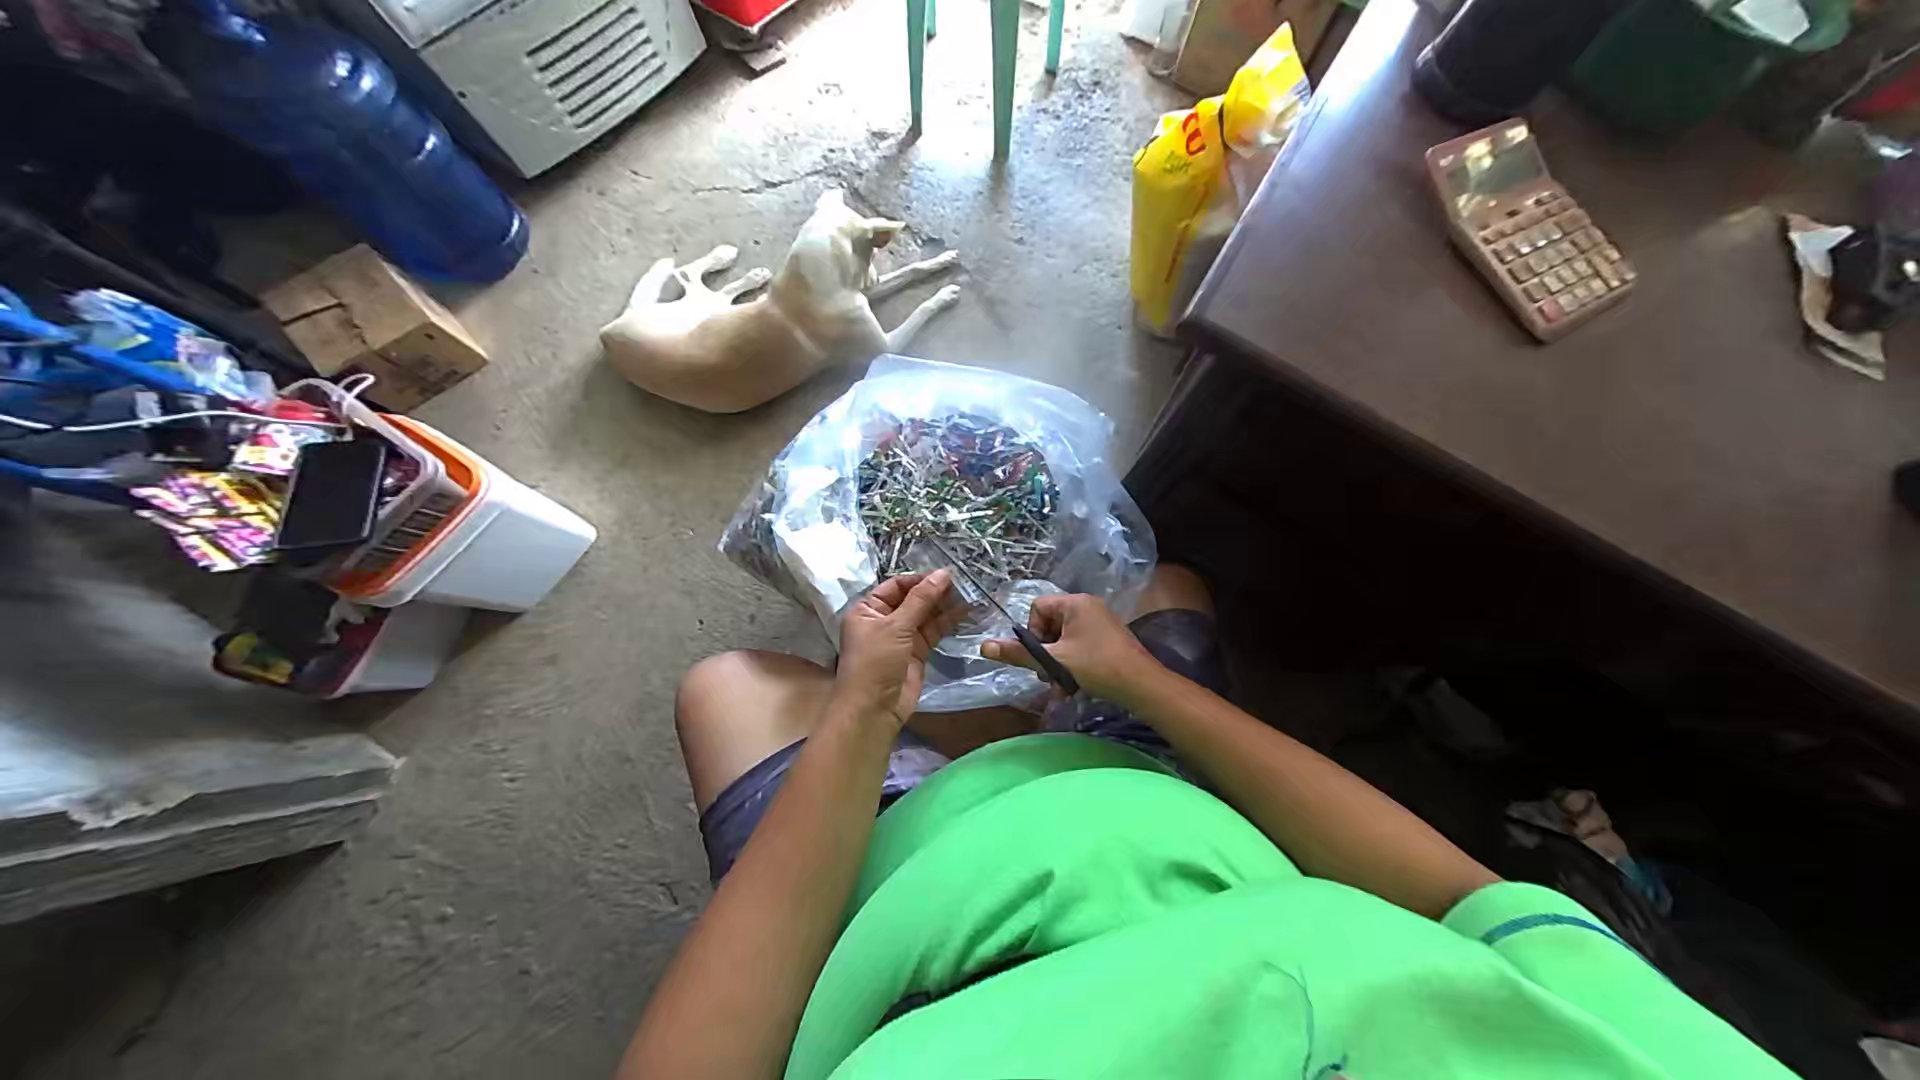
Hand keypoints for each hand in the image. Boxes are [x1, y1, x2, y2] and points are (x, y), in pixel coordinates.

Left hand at [834, 570, 957, 727]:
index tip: (945, 575)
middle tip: (962, 583)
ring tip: (968, 595)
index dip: (919, 580)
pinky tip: (965, 612)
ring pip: (925, 615)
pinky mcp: (916, 652)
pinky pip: (933, 631)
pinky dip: (947, 622)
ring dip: (944, 606)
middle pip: (912, 599)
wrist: (874, 709)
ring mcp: (901, 637)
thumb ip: (921, 600)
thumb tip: (942, 574)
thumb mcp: (895, 626)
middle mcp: (883, 620)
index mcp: (868, 609)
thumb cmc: (875, 662)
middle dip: (935, 592)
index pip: (896, 586)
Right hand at [981, 593, 1165, 705]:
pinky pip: (1079, 646)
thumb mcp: (1054, 661)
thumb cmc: (1097, 666)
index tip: (1039, 655)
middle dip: (1045, 653)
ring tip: (1061, 687)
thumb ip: (1019, 653)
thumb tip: (984, 646)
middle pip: (1049, 624)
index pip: (1037, 608)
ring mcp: (1100, 622)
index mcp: (1074, 603)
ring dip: (1057, 664)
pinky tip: (1074, 688)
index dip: (1032, 633)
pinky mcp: (1107, 639)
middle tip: (1048, 676)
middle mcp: (1087, 606)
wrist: (1141, 685)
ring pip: (1063, 640)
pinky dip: (1072, 666)